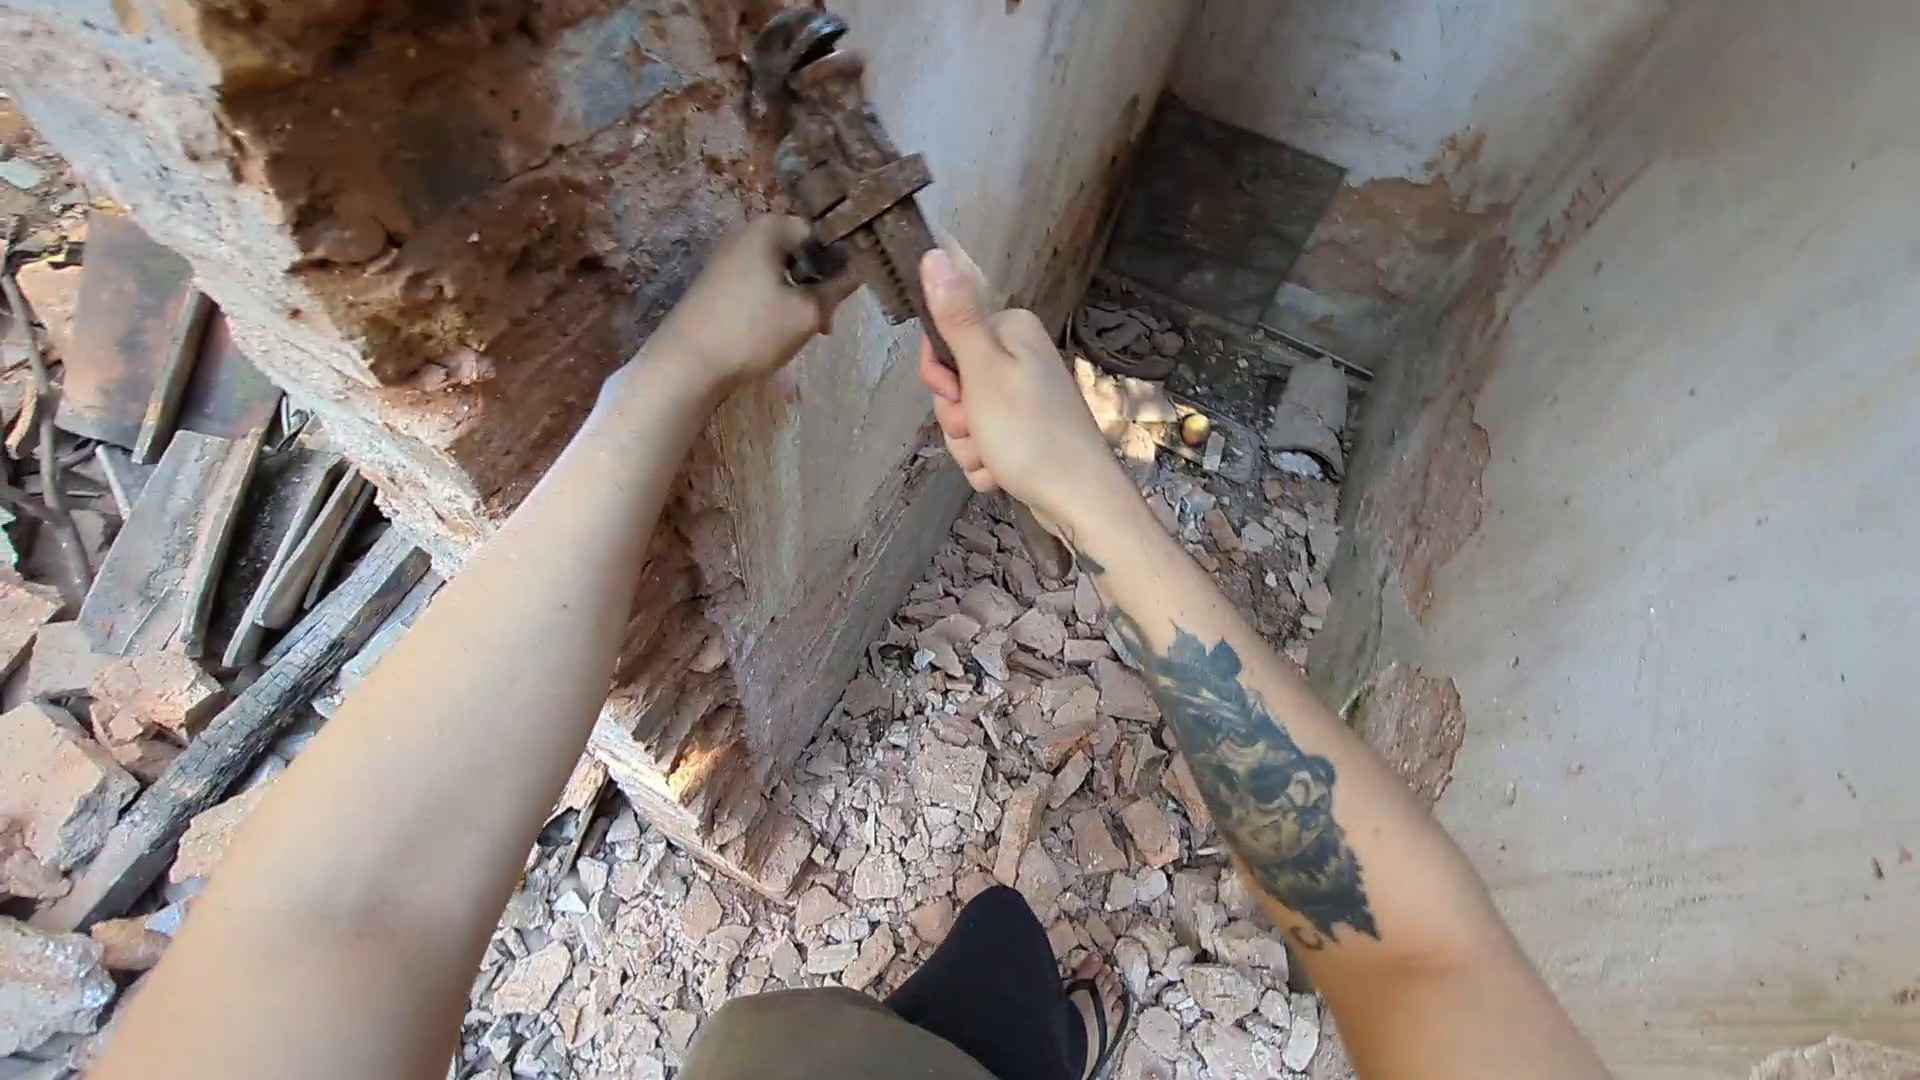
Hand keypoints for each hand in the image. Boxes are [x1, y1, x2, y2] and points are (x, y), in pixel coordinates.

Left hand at [647, 215, 830, 394]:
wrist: (688, 363)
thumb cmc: (753, 330)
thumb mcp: (807, 311)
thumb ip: (837, 288)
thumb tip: (858, 270)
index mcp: (769, 229)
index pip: (819, 233)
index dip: (838, 261)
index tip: (846, 293)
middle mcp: (746, 235)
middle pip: (799, 253)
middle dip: (818, 284)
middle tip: (826, 320)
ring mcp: (728, 260)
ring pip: (780, 274)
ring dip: (799, 299)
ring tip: (806, 331)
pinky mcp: (718, 286)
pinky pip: (759, 287)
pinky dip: (775, 306)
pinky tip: (778, 334)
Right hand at [917, 248, 1133, 530]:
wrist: (1078, 498)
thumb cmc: (1030, 433)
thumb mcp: (984, 371)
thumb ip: (956, 316)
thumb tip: (933, 253)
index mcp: (1011, 332)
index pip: (945, 340)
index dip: (940, 376)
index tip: (956, 394)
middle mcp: (1018, 359)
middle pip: (953, 385)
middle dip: (958, 419)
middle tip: (981, 430)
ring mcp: (1021, 399)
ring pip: (964, 421)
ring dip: (970, 446)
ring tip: (995, 457)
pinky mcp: (1023, 433)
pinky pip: (982, 445)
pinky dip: (986, 463)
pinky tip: (1002, 472)